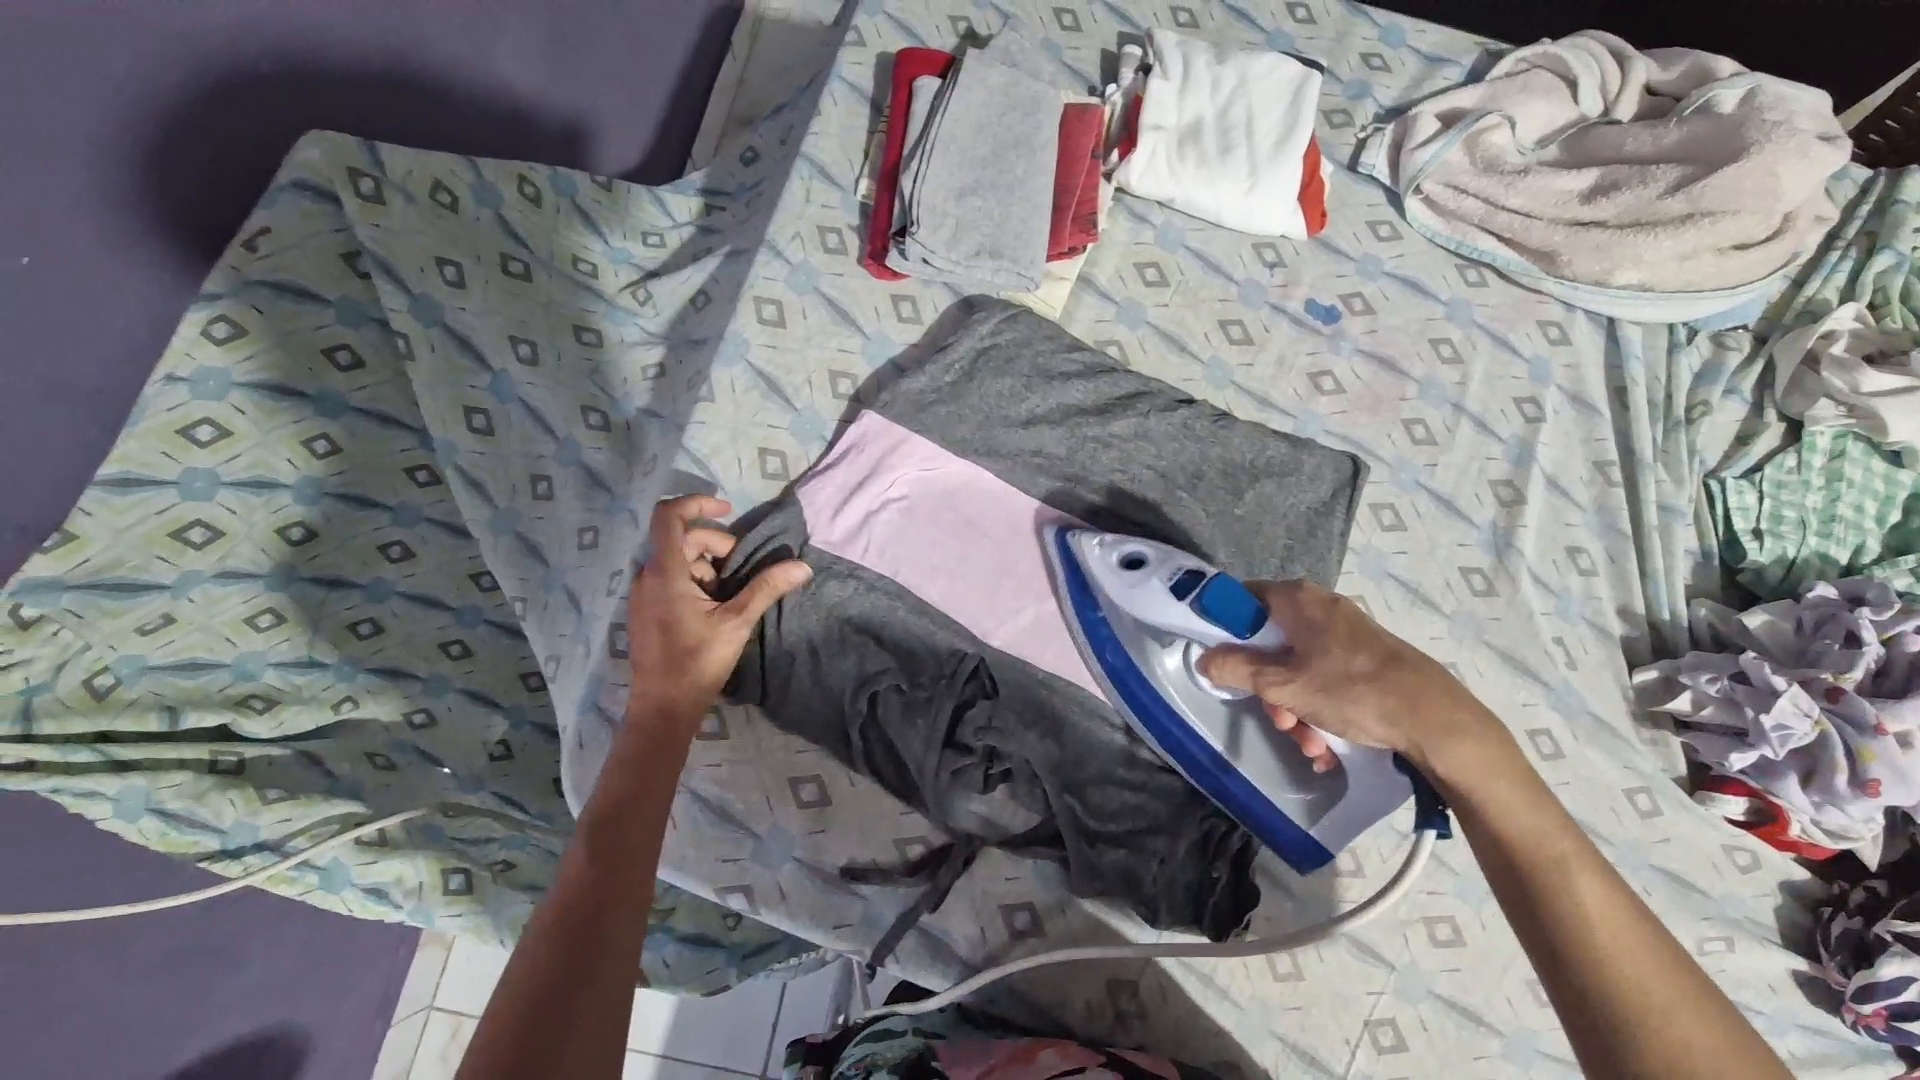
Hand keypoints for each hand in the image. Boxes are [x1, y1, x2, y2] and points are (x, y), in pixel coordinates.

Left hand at [623, 495, 810, 732]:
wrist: (663, 707)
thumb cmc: (698, 662)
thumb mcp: (738, 622)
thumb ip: (767, 588)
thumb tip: (802, 566)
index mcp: (665, 572)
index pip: (668, 516)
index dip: (697, 503)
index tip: (727, 509)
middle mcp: (646, 576)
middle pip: (679, 537)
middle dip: (714, 542)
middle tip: (740, 567)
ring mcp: (642, 594)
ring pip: (675, 559)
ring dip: (705, 564)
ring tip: (729, 592)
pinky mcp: (644, 610)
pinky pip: (668, 578)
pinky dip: (693, 579)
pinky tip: (713, 606)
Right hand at [1198, 580, 1501, 774]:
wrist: (1434, 718)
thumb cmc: (1351, 691)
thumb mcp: (1283, 685)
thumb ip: (1237, 669)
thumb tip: (1204, 658)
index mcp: (1296, 599)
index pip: (1240, 598)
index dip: (1223, 628)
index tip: (1220, 661)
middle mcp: (1319, 606)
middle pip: (1268, 639)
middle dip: (1266, 686)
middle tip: (1277, 717)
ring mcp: (1344, 631)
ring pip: (1296, 665)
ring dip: (1293, 706)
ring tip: (1309, 743)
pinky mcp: (1364, 656)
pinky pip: (1324, 676)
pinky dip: (1319, 706)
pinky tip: (1327, 743)